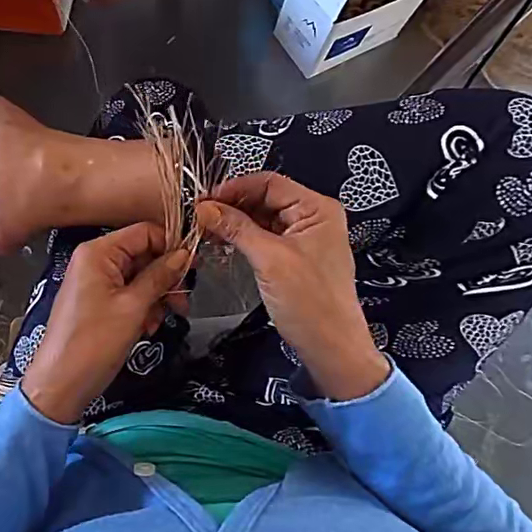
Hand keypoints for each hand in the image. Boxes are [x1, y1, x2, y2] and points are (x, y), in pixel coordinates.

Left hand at [21, 222, 190, 423]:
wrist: (61, 382)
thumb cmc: (94, 342)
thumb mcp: (133, 306)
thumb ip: (159, 276)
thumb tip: (184, 254)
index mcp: (98, 252)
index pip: (143, 232)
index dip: (171, 245)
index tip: (196, 265)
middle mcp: (94, 259)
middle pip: (142, 254)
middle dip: (166, 277)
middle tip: (183, 301)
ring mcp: (94, 280)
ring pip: (138, 276)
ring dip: (157, 296)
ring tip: (167, 318)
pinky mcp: (96, 301)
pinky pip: (128, 293)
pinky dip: (143, 307)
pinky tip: (148, 327)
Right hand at [196, 173, 389, 400]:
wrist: (331, 349)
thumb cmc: (312, 303)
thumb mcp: (270, 259)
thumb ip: (236, 228)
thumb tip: (204, 207)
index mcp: (317, 209)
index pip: (268, 183)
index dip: (234, 188)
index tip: (204, 200)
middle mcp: (313, 217)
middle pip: (263, 197)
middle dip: (230, 205)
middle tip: (199, 217)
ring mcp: (303, 236)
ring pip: (259, 216)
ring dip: (232, 221)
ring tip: (206, 230)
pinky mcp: (293, 254)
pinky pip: (262, 234)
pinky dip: (241, 236)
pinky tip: (221, 242)